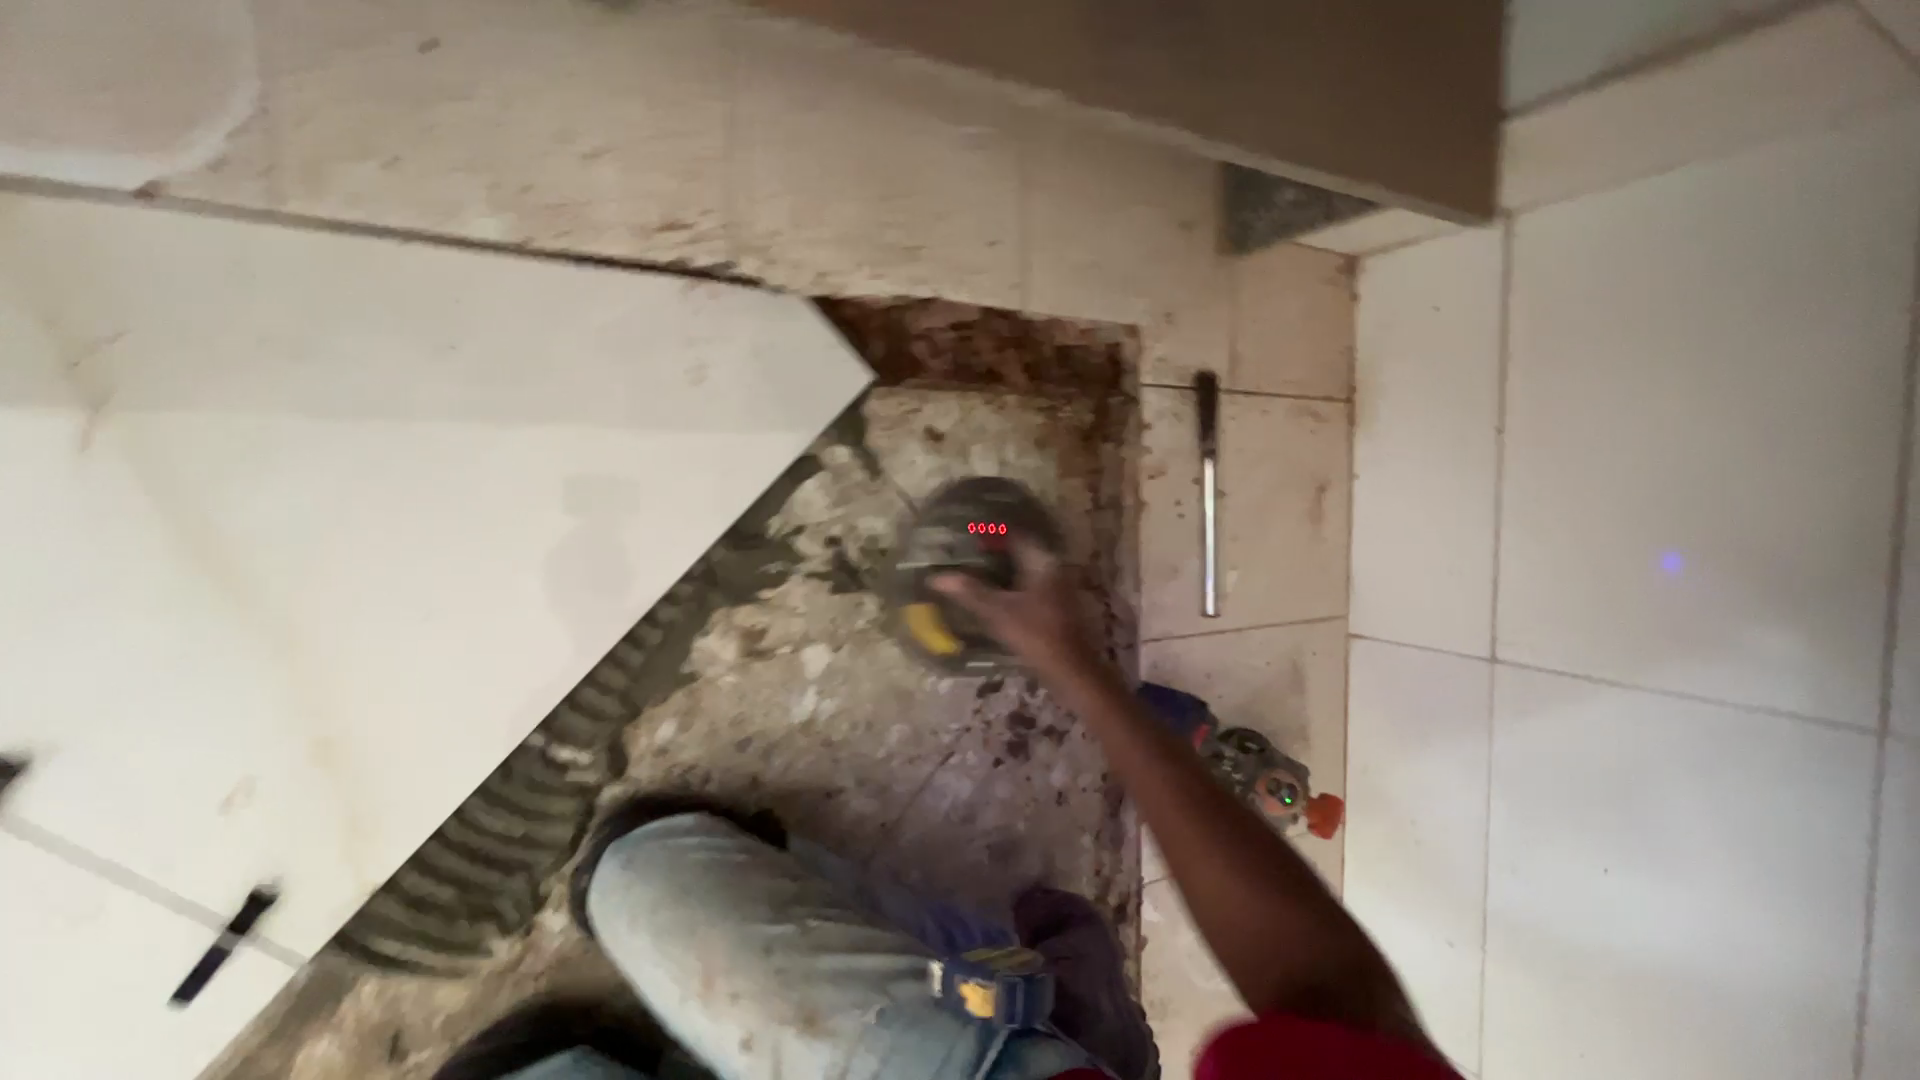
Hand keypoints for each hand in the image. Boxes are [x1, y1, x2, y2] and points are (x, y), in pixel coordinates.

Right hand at [929, 537, 1103, 678]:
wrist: (1070, 669)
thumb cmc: (1035, 635)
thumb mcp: (997, 612)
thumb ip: (969, 592)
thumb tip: (936, 578)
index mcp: (1042, 562)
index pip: (1016, 534)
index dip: (993, 531)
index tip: (970, 531)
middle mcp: (1054, 568)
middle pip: (1023, 549)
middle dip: (998, 549)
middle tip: (970, 549)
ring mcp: (1060, 586)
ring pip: (1029, 568)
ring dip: (1007, 567)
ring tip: (978, 568)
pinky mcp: (1060, 604)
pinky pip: (1033, 583)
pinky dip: (1015, 583)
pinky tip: (999, 593)